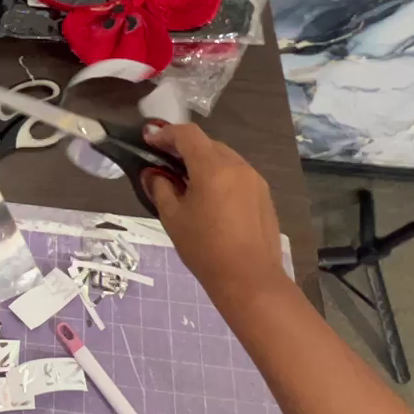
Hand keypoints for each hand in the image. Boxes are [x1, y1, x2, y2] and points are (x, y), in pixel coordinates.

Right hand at [142, 122, 290, 298]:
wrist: (250, 280)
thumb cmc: (205, 248)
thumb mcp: (172, 217)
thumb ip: (160, 188)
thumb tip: (154, 174)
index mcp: (212, 168)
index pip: (187, 134)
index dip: (166, 133)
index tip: (149, 141)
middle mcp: (237, 166)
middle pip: (207, 143)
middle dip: (184, 147)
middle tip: (165, 161)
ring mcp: (254, 180)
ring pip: (224, 157)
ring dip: (203, 161)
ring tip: (187, 180)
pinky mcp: (263, 195)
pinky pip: (237, 173)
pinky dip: (220, 175)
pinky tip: (210, 196)